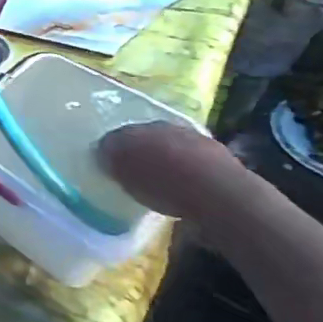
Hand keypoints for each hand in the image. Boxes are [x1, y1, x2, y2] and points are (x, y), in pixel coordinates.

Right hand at [95, 121, 247, 219]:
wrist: (219, 194)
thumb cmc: (164, 183)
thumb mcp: (126, 172)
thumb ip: (112, 157)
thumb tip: (103, 150)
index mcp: (142, 126)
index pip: (120, 133)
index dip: (114, 149)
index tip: (110, 165)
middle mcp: (168, 126)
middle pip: (148, 138)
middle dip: (141, 152)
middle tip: (133, 173)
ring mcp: (196, 141)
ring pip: (172, 149)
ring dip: (166, 162)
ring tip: (159, 184)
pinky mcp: (218, 160)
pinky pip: (192, 165)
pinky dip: (185, 174)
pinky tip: (183, 190)